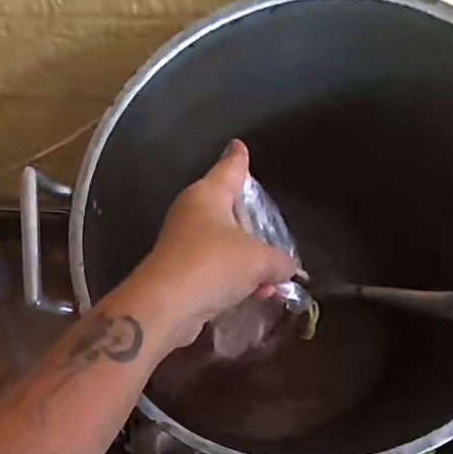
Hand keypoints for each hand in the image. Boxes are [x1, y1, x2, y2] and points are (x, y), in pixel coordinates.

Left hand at [127, 140, 298, 347]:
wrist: (165, 307)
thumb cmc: (213, 265)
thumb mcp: (260, 260)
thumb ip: (280, 261)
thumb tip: (287, 269)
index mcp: (207, 195)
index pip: (229, 168)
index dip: (239, 158)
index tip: (240, 146)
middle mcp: (192, 215)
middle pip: (228, 212)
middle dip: (252, 225)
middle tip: (274, 235)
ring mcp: (183, 246)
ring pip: (224, 247)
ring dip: (248, 263)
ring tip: (273, 281)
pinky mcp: (180, 276)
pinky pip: (216, 272)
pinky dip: (235, 281)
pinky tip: (255, 295)